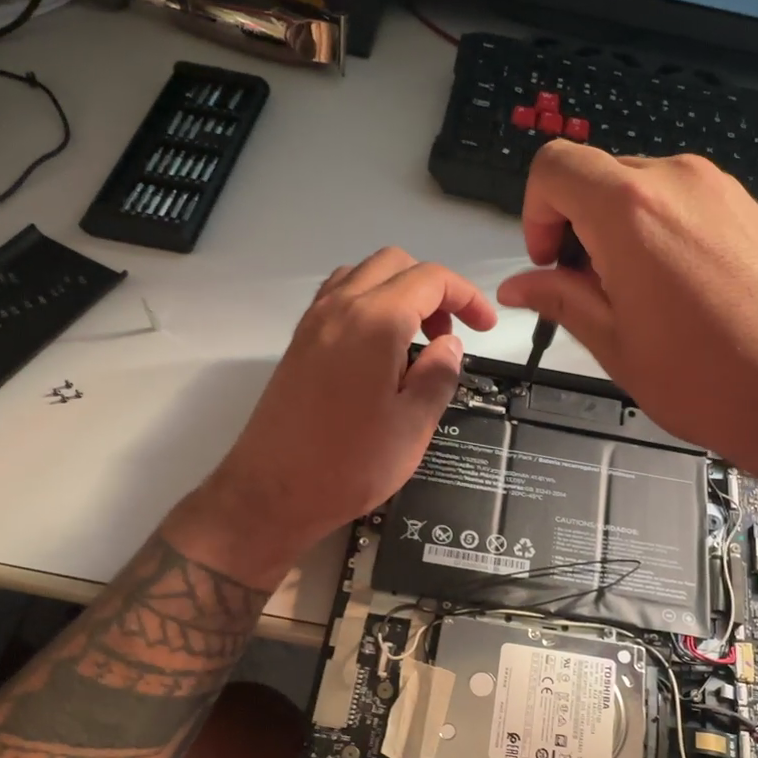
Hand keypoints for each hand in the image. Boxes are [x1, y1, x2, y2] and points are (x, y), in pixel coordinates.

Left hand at [168, 247, 496, 588]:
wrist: (271, 493)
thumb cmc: (348, 465)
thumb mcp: (412, 426)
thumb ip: (438, 376)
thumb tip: (449, 346)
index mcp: (374, 322)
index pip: (430, 280)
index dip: (466, 296)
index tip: (487, 326)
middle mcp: (340, 308)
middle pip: (395, 264)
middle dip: (433, 289)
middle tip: (450, 336)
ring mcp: (313, 323)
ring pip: (364, 275)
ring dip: (399, 293)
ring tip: (417, 342)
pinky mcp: (299, 343)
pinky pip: (340, 298)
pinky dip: (370, 305)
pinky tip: (381, 351)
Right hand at [497, 142, 757, 478]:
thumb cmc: (714, 379)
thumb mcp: (613, 342)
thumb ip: (559, 299)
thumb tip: (523, 286)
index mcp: (630, 212)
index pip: (555, 166)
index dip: (536, 212)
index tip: (547, 258)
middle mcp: (678, 184)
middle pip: (597, 174)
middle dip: (577, 224)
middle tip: (585, 285)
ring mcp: (720, 192)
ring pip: (641, 187)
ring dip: (620, 229)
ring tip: (634, 295)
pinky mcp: (748, 209)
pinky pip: (684, 202)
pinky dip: (661, 231)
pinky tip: (674, 290)